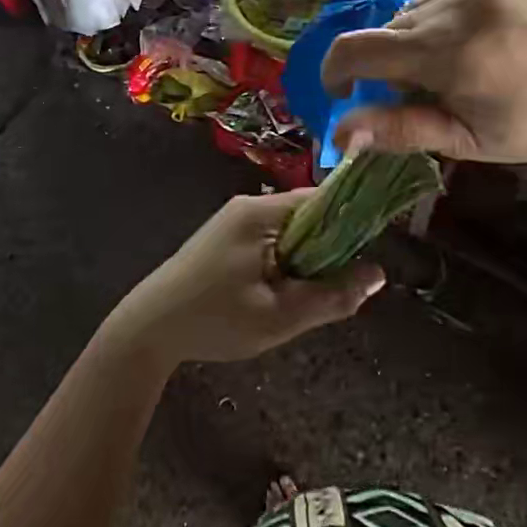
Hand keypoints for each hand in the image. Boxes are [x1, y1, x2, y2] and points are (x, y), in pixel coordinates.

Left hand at [100, 191, 384, 366]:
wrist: (149, 328)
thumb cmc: (213, 320)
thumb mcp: (280, 316)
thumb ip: (332, 296)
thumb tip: (378, 274)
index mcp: (260, 213)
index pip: (324, 198)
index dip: (355, 220)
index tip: (376, 250)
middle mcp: (247, 208)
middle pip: (309, 216)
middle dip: (330, 250)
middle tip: (337, 289)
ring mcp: (233, 222)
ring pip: (291, 233)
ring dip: (307, 261)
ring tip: (308, 297)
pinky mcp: (225, 239)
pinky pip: (272, 243)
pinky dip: (286, 265)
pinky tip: (282, 295)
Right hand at [324, 0, 526, 164]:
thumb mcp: (463, 141)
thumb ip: (397, 130)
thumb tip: (338, 135)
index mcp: (454, 53)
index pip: (355, 50)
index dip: (334, 74)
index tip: (344, 94)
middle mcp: (461, 2)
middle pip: (384, 33)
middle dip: (389, 66)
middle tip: (428, 90)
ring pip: (408, 11)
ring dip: (413, 39)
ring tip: (455, 61)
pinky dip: (437, 15)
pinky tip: (472, 34)